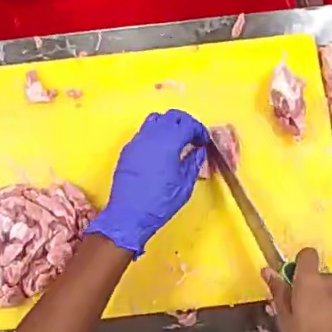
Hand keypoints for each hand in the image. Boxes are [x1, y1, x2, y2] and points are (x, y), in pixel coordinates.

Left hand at [85, 109, 207, 254]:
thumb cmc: (159, 202)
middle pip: (171, 116)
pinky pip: (143, 133)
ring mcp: (136, 141)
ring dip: (168, 125)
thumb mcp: (185, 184)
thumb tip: (198, 151)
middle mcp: (151, 136)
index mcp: (168, 141)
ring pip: (154, 120)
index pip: (187, 123)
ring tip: (176, 141)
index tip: (203, 140)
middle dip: (185, 123)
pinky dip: (155, 135)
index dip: (199, 130)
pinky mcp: (127, 151)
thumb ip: (194, 162)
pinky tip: (160, 151)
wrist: (129, 215)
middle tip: (193, 136)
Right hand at [263, 248, 331, 331]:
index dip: (298, 265)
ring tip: (317, 330)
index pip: (306, 255)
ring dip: (324, 303)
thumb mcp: (287, 324)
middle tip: (299, 315)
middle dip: (309, 290)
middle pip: (318, 277)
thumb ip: (279, 295)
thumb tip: (268, 271)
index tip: (290, 284)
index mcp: (310, 281)